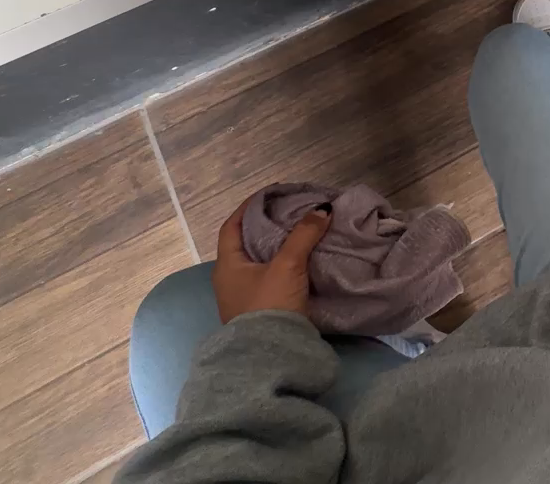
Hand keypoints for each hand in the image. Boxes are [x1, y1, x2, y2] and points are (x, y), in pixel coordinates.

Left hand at [213, 194, 329, 323]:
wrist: (270, 355)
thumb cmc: (269, 304)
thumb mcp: (287, 265)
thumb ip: (304, 235)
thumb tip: (322, 209)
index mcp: (228, 266)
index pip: (231, 227)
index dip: (249, 207)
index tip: (271, 193)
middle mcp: (231, 279)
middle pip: (248, 242)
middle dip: (269, 223)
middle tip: (294, 209)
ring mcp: (246, 295)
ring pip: (262, 258)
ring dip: (280, 242)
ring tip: (304, 228)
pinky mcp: (263, 306)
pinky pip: (273, 273)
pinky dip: (287, 259)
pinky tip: (306, 256)